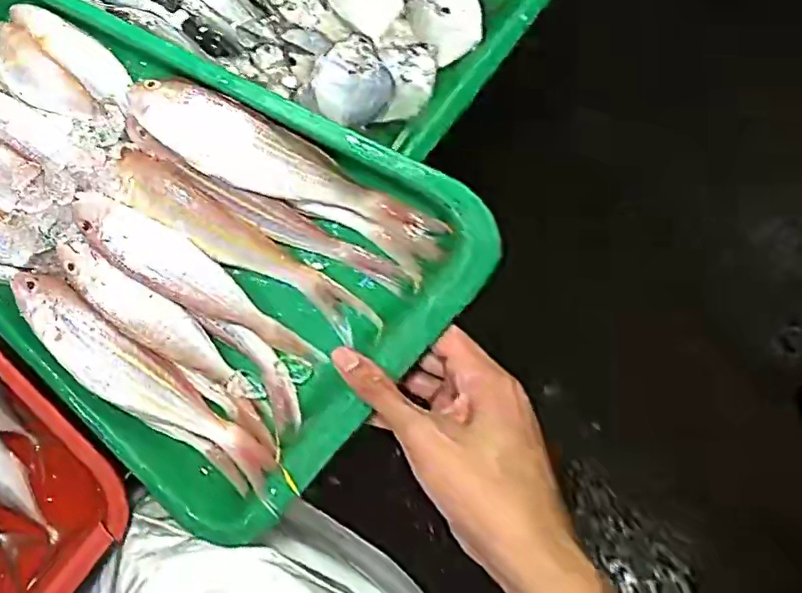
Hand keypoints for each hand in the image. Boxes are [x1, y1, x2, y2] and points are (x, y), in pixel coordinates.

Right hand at [333, 329, 607, 592]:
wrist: (524, 558)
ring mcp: (481, 422)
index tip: (366, 314)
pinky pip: (430, 412)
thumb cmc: (493, 499)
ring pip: (427, 386)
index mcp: (489, 385)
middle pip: (431, 358)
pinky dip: (402, 408)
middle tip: (348, 344)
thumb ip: (379, 391)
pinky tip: (369, 408)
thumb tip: (348, 358)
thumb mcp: (421, 434)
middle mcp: (490, 398)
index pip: (441, 333)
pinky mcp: (471, 443)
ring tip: (351, 374)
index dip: (402, 322)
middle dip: (388, 354)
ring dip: (390, 384)